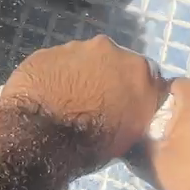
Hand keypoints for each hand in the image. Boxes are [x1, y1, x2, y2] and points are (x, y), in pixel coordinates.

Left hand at [0, 36, 166, 164]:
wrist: (42, 135)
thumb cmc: (93, 142)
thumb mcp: (131, 134)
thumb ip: (138, 110)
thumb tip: (135, 108)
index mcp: (139, 70)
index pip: (147, 77)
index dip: (134, 91)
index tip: (124, 105)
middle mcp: (111, 50)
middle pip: (112, 62)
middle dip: (106, 78)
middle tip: (94, 102)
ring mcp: (75, 47)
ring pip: (82, 60)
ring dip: (79, 75)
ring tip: (66, 101)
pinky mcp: (46, 51)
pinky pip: (55, 63)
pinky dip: (54, 76)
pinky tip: (46, 95)